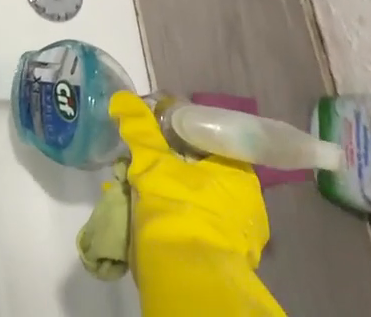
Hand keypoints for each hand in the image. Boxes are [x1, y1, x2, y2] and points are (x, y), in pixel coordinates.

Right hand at [109, 91, 269, 263]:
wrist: (186, 273)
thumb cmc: (177, 208)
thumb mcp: (152, 162)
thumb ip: (139, 129)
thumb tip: (123, 97)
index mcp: (239, 174)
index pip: (209, 141)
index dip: (178, 133)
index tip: (151, 132)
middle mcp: (246, 202)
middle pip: (200, 170)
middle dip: (167, 163)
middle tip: (136, 158)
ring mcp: (238, 233)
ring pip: (194, 197)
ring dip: (164, 189)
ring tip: (131, 184)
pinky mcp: (222, 254)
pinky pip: (192, 222)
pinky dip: (169, 213)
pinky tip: (143, 210)